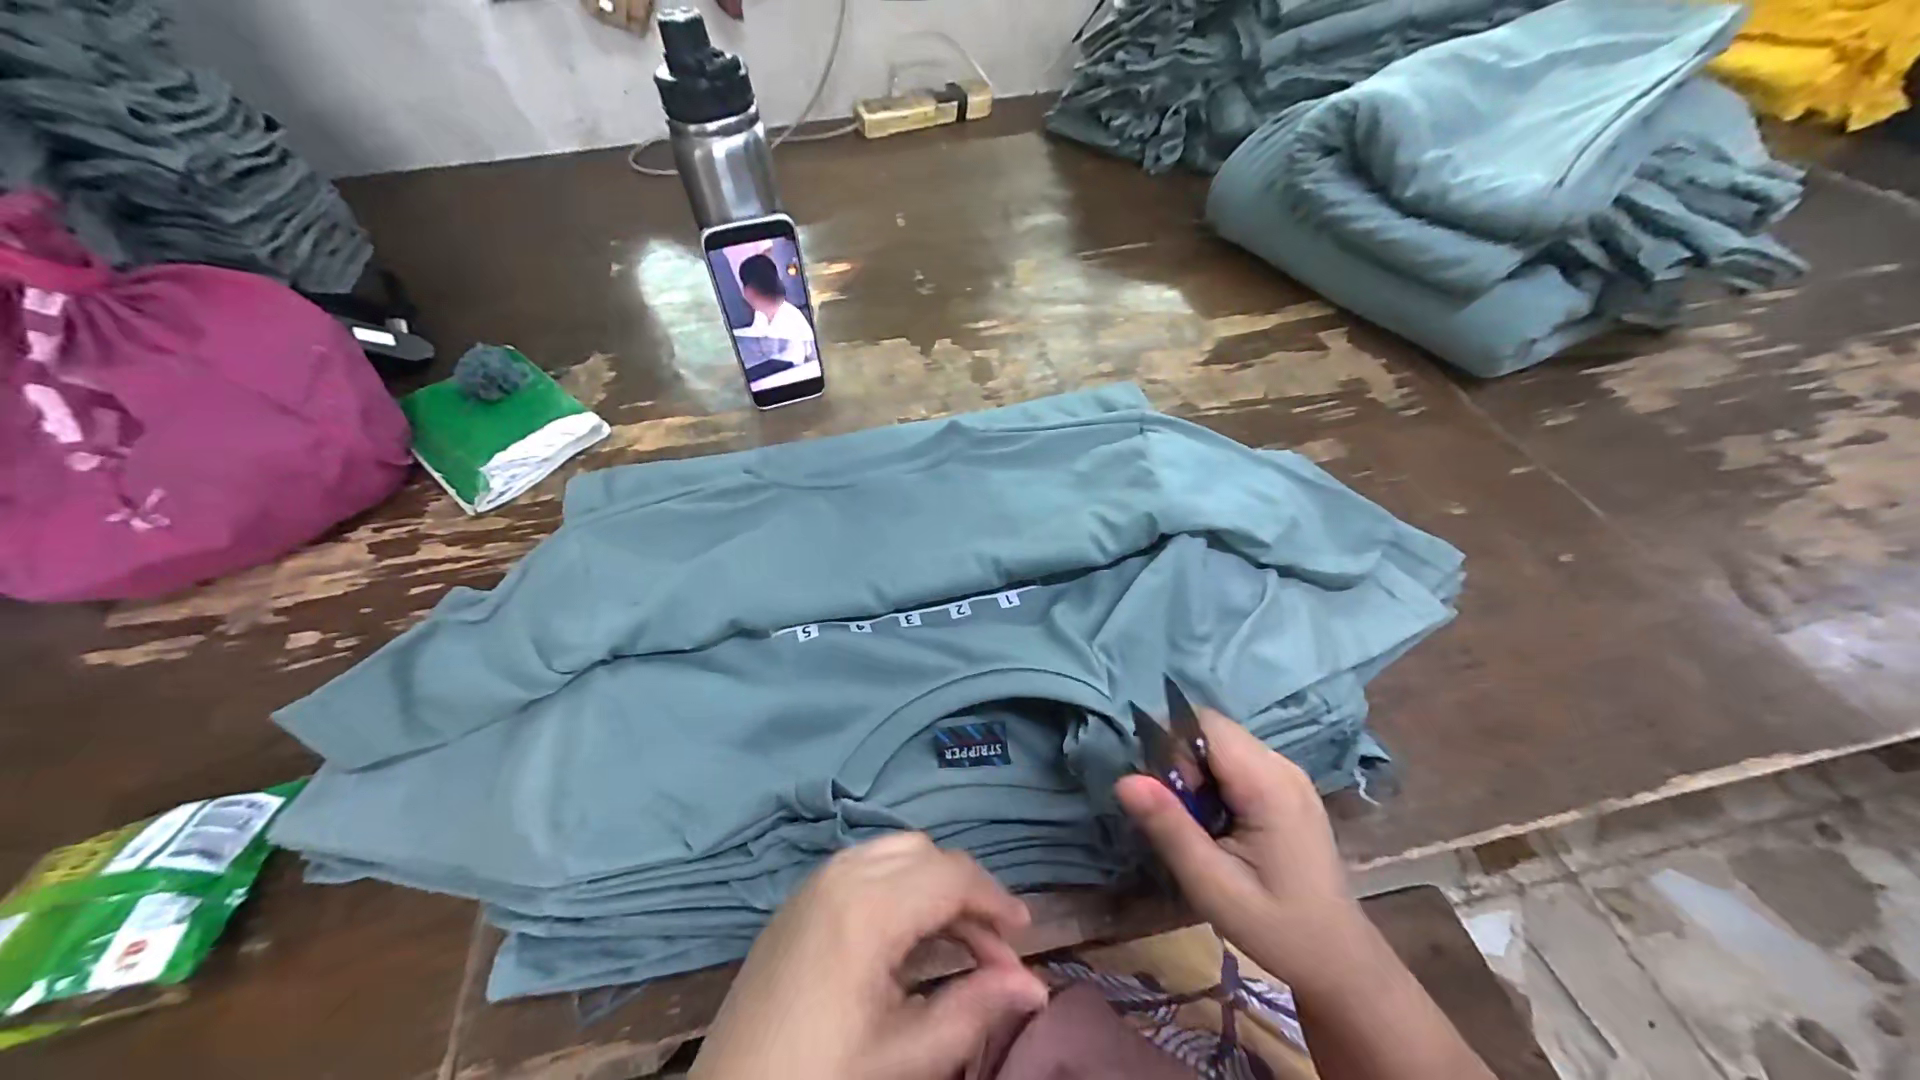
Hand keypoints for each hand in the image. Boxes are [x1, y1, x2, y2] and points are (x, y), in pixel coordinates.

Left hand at [691, 832, 1048, 1079]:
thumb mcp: (905, 1055)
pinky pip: (865, 865)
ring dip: (934, 884)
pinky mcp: (799, 897)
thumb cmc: (821, 1077)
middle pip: (926, 855)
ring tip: (956, 940)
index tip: (1025, 934)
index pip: (952, 876)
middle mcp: (841, 875)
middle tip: (993, 948)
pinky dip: (900, 884)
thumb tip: (1034, 987)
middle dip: (967, 892)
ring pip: (896, 852)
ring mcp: (815, 881)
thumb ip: (975, 1010)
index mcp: (868, 908)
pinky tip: (906, 934)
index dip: (996, 899)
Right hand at [1115, 708, 1367, 987]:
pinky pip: (1236, 760)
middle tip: (1179, 813)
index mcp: (1268, 783)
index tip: (1165, 794)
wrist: (1338, 960)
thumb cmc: (1275, 927)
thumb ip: (1168, 827)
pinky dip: (1214, 780)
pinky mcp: (1286, 787)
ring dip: (1196, 771)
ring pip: (1222, 743)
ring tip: (1198, 821)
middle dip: (1181, 759)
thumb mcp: (1211, 884)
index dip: (1173, 746)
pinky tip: (1217, 822)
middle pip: (1213, 730)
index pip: (1205, 724)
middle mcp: (1282, 766)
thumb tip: (1124, 780)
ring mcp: (1288, 775)